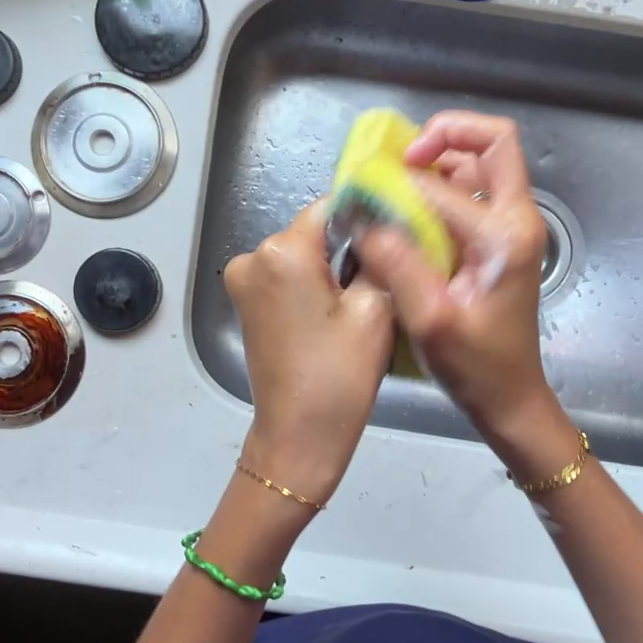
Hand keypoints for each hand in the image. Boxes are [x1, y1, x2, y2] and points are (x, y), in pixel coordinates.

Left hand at [224, 200, 394, 503]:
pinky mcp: (247, 305)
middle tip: (389, 269)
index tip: (399, 230)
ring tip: (368, 296)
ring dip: (333, 267)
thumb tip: (388, 223)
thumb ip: (379, 254)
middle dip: (350, 244)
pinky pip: (288, 278)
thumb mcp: (374, 307)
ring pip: (303, 255)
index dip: (368, 214)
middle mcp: (252, 257)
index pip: (332, 206)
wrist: (298, 437)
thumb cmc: (339, 374)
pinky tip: (341, 310)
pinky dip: (314, 285)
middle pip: (315, 232)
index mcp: (280, 251)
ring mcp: (243, 282)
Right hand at [352, 110, 553, 432]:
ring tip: (397, 179)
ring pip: (481, 164)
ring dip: (441, 160)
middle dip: (442, 137)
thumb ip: (398, 263)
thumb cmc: (476, 366)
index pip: (450, 180)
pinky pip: (473, 192)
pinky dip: (441, 187)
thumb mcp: (430, 319)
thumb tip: (365, 217)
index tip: (367, 189)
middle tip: (398, 160)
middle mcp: (517, 219)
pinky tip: (408, 209)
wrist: (510, 397)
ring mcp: (511, 228)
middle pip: (491, 143)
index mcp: (506, 234)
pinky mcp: (499, 240)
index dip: (403, 177)